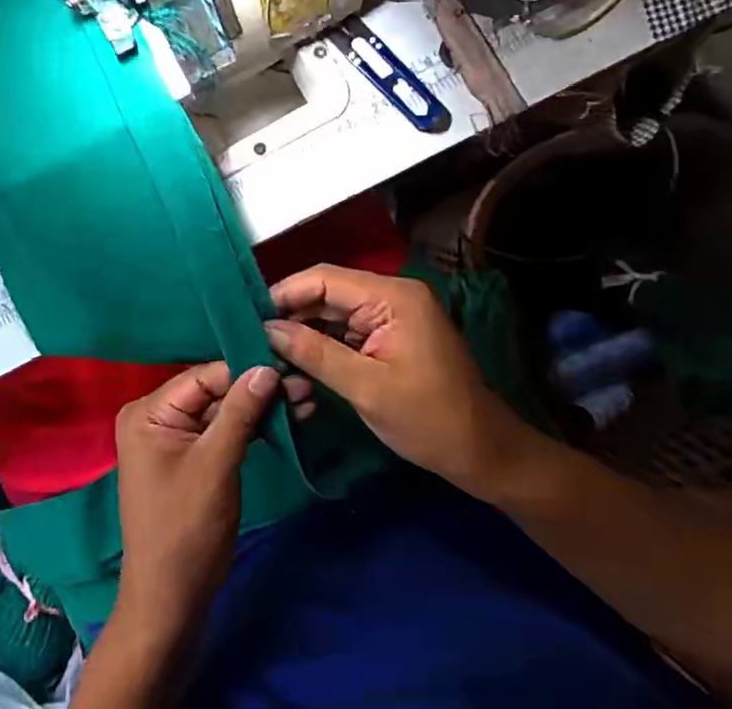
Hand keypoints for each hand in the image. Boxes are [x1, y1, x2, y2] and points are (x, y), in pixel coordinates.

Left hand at [113, 361, 313, 619]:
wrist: (171, 598)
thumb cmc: (187, 528)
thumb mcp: (216, 464)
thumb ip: (240, 412)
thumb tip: (267, 367)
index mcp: (148, 412)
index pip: (203, 376)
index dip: (245, 369)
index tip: (289, 364)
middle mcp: (156, 417)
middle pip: (214, 391)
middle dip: (258, 389)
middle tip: (305, 384)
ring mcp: (173, 438)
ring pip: (223, 412)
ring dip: (261, 408)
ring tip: (306, 399)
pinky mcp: (192, 458)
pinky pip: (223, 432)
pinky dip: (252, 428)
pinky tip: (286, 420)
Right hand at [266, 264, 528, 499]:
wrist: (483, 453)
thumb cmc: (429, 420)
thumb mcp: (366, 388)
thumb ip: (314, 353)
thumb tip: (267, 329)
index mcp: (393, 296)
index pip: (324, 279)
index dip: (283, 294)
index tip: (248, 317)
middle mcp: (391, 296)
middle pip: (326, 295)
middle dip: (290, 318)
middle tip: (253, 343)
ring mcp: (391, 316)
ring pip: (331, 315)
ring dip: (303, 337)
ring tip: (269, 358)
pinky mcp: (389, 337)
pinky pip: (345, 333)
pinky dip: (322, 349)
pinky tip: (297, 369)